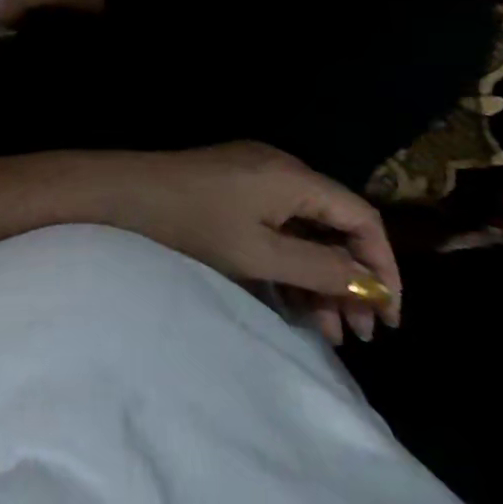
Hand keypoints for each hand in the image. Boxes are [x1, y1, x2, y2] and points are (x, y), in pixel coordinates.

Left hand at [116, 141, 401, 342]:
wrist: (116, 192)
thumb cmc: (189, 222)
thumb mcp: (259, 253)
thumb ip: (322, 269)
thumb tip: (370, 283)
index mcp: (292, 176)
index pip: (362, 219)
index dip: (383, 268)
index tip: (386, 317)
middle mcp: (276, 169)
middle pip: (332, 227)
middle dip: (348, 280)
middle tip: (355, 334)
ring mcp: (247, 176)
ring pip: (299, 230)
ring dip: (316, 278)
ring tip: (325, 331)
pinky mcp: (225, 188)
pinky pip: (269, 225)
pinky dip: (283, 261)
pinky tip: (289, 302)